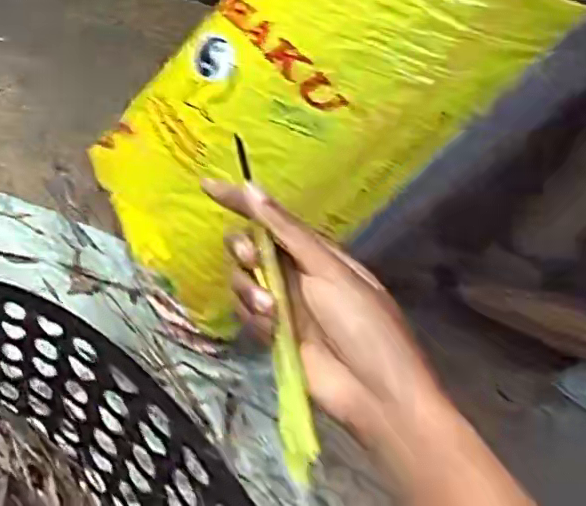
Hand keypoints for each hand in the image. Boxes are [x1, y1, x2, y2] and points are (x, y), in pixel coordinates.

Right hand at [201, 180, 444, 442]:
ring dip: (249, 288)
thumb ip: (286, 230)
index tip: (207, 187)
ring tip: (271, 310)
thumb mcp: (330, 272)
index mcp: (315, 255)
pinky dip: (252, 314)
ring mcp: (281, 301)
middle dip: (242, 248)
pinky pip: (241, 306)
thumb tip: (250, 187)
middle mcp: (294, 273)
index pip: (270, 218)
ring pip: (239, 275)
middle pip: (247, 244)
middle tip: (250, 259)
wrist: (379, 399)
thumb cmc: (367, 329)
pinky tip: (273, 328)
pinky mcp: (268, 326)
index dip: (239, 201)